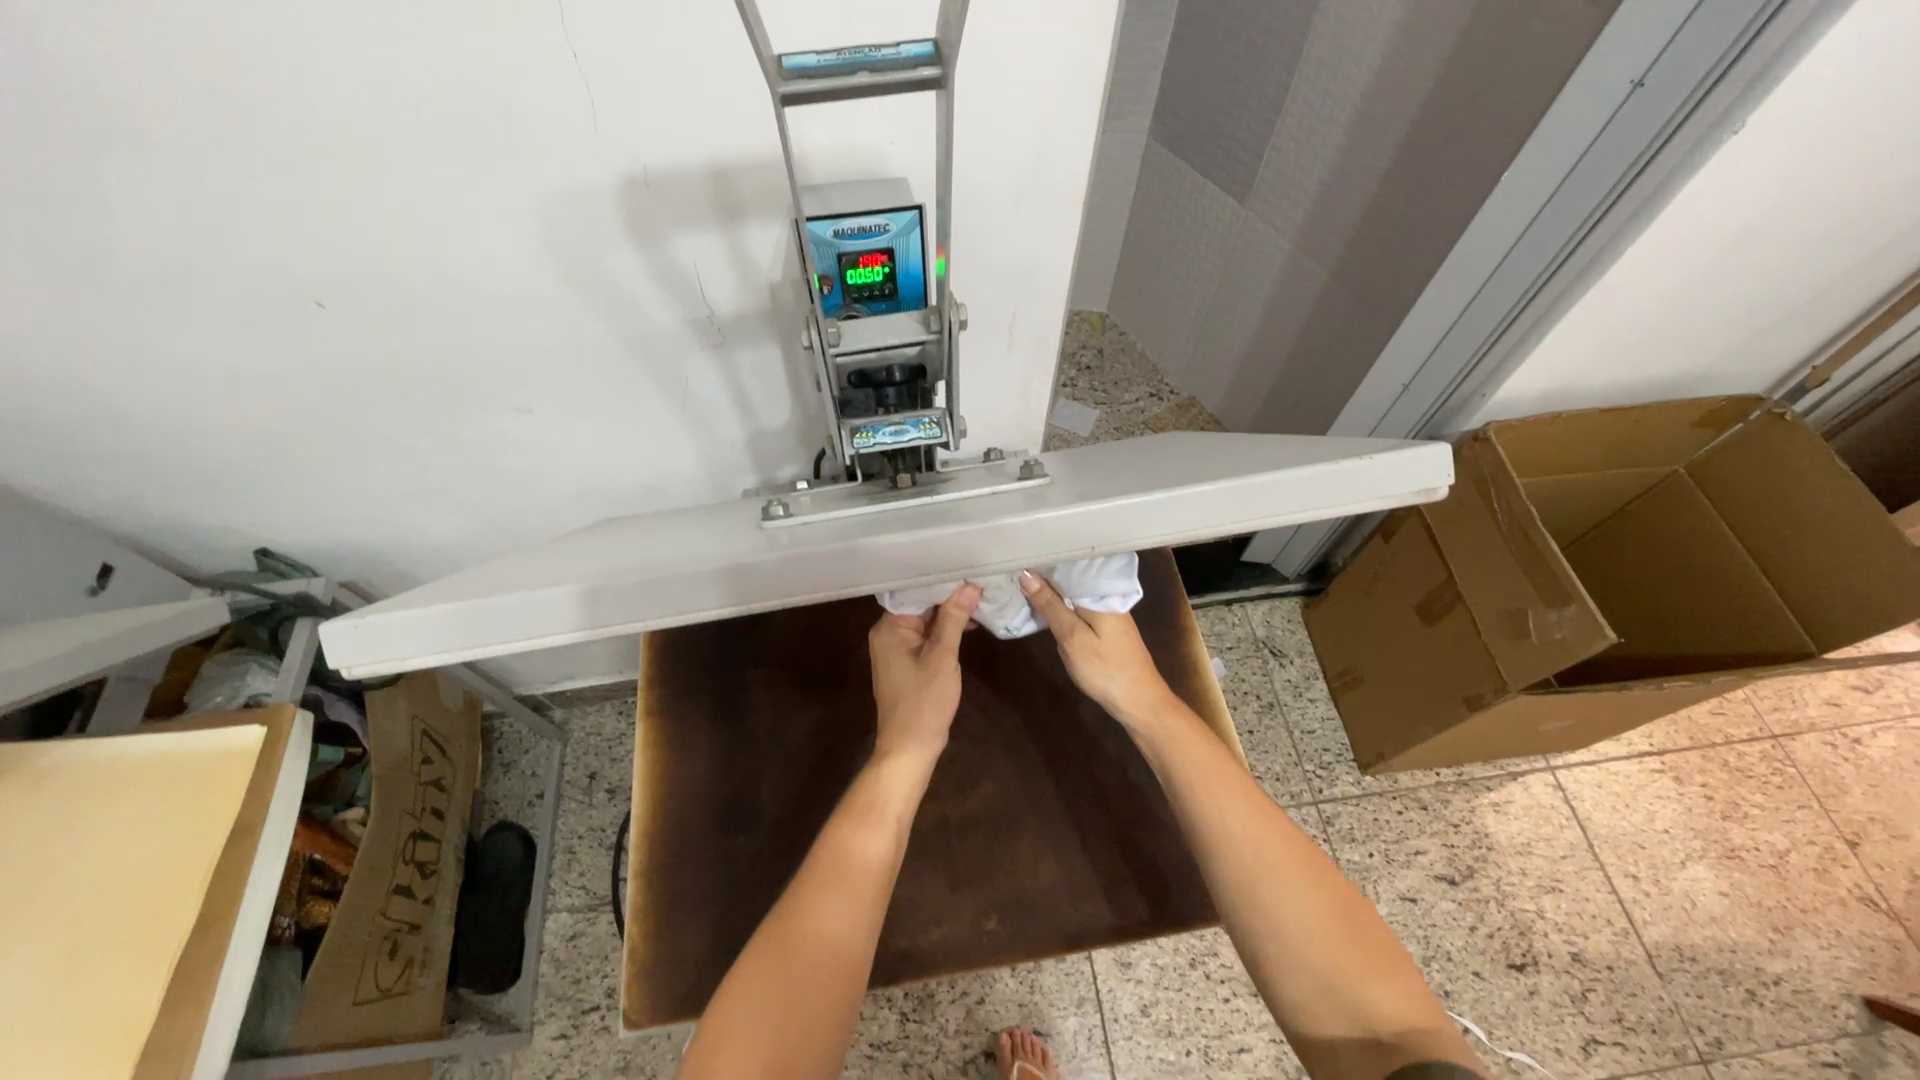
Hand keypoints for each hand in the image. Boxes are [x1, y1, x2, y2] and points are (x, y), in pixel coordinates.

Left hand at [868, 583, 981, 764]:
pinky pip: (925, 635)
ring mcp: (895, 647)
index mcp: (889, 627)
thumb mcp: (943, 657)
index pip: (916, 591)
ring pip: (924, 619)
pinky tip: (968, 624)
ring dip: (949, 612)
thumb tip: (969, 586)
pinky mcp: (906, 660)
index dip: (943, 581)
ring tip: (980, 597)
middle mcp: (887, 632)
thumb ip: (954, 619)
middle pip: (920, 604)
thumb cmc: (924, 702)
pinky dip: (944, 630)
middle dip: (949, 595)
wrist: (910, 746)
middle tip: (980, 580)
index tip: (970, 568)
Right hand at [1020, 570, 1178, 730]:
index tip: (1015, 560)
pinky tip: (1046, 609)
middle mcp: (1106, 596)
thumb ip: (1050, 605)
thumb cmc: (1105, 669)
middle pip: (1071, 578)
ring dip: (1052, 593)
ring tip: (1021, 585)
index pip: (1067, 565)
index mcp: (1100, 592)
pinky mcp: (1106, 627)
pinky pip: (1080, 608)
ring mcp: (1108, 612)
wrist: (1138, 701)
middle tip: (1012, 573)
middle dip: (1045, 577)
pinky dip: (1063, 608)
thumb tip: (1027, 574)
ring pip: (1074, 595)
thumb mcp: (1071, 637)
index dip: (1042, 563)